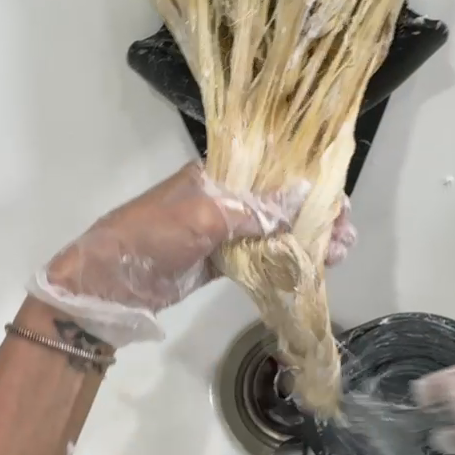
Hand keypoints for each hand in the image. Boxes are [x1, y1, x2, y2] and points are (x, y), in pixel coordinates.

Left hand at [29, 163, 347, 346]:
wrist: (108, 283)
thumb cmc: (150, 237)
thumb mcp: (203, 217)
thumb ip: (254, 209)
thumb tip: (304, 193)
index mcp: (217, 176)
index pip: (273, 172)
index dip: (309, 185)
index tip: (340, 203)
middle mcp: (224, 200)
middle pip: (280, 203)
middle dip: (315, 216)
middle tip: (347, 237)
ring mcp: (222, 233)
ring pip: (273, 233)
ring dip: (306, 242)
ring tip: (338, 254)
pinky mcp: (219, 262)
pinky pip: (259, 259)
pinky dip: (284, 264)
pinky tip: (310, 270)